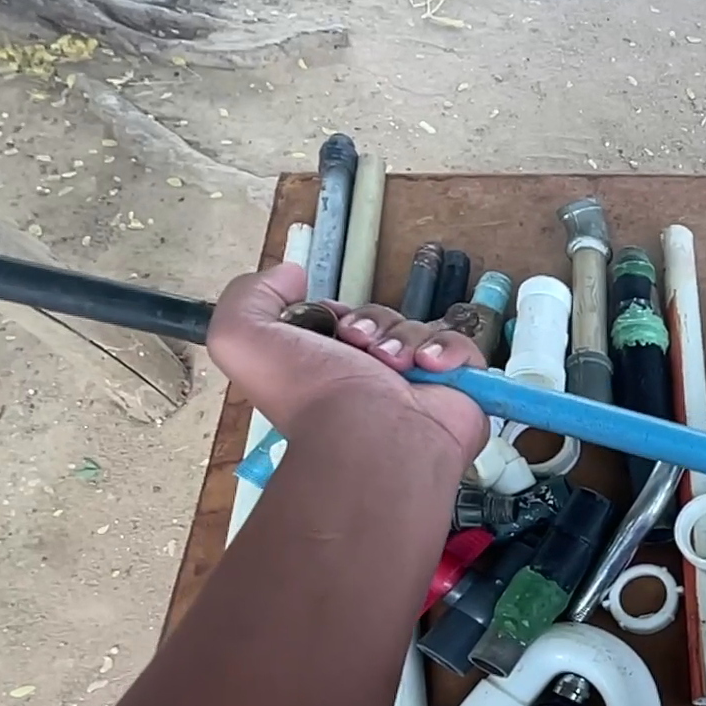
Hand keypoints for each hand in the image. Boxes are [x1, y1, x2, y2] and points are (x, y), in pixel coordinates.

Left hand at [206, 261, 489, 463]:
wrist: (373, 432)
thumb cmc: (310, 392)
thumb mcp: (241, 338)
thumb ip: (251, 295)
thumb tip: (291, 274)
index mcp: (335, 367)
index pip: (350, 320)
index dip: (343, 314)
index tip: (337, 327)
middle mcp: (379, 376)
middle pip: (389, 320)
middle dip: (375, 325)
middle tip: (364, 348)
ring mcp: (425, 383)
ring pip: (425, 331)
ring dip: (407, 339)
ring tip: (395, 364)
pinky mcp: (464, 388)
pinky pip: (464, 349)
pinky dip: (449, 350)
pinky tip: (430, 367)